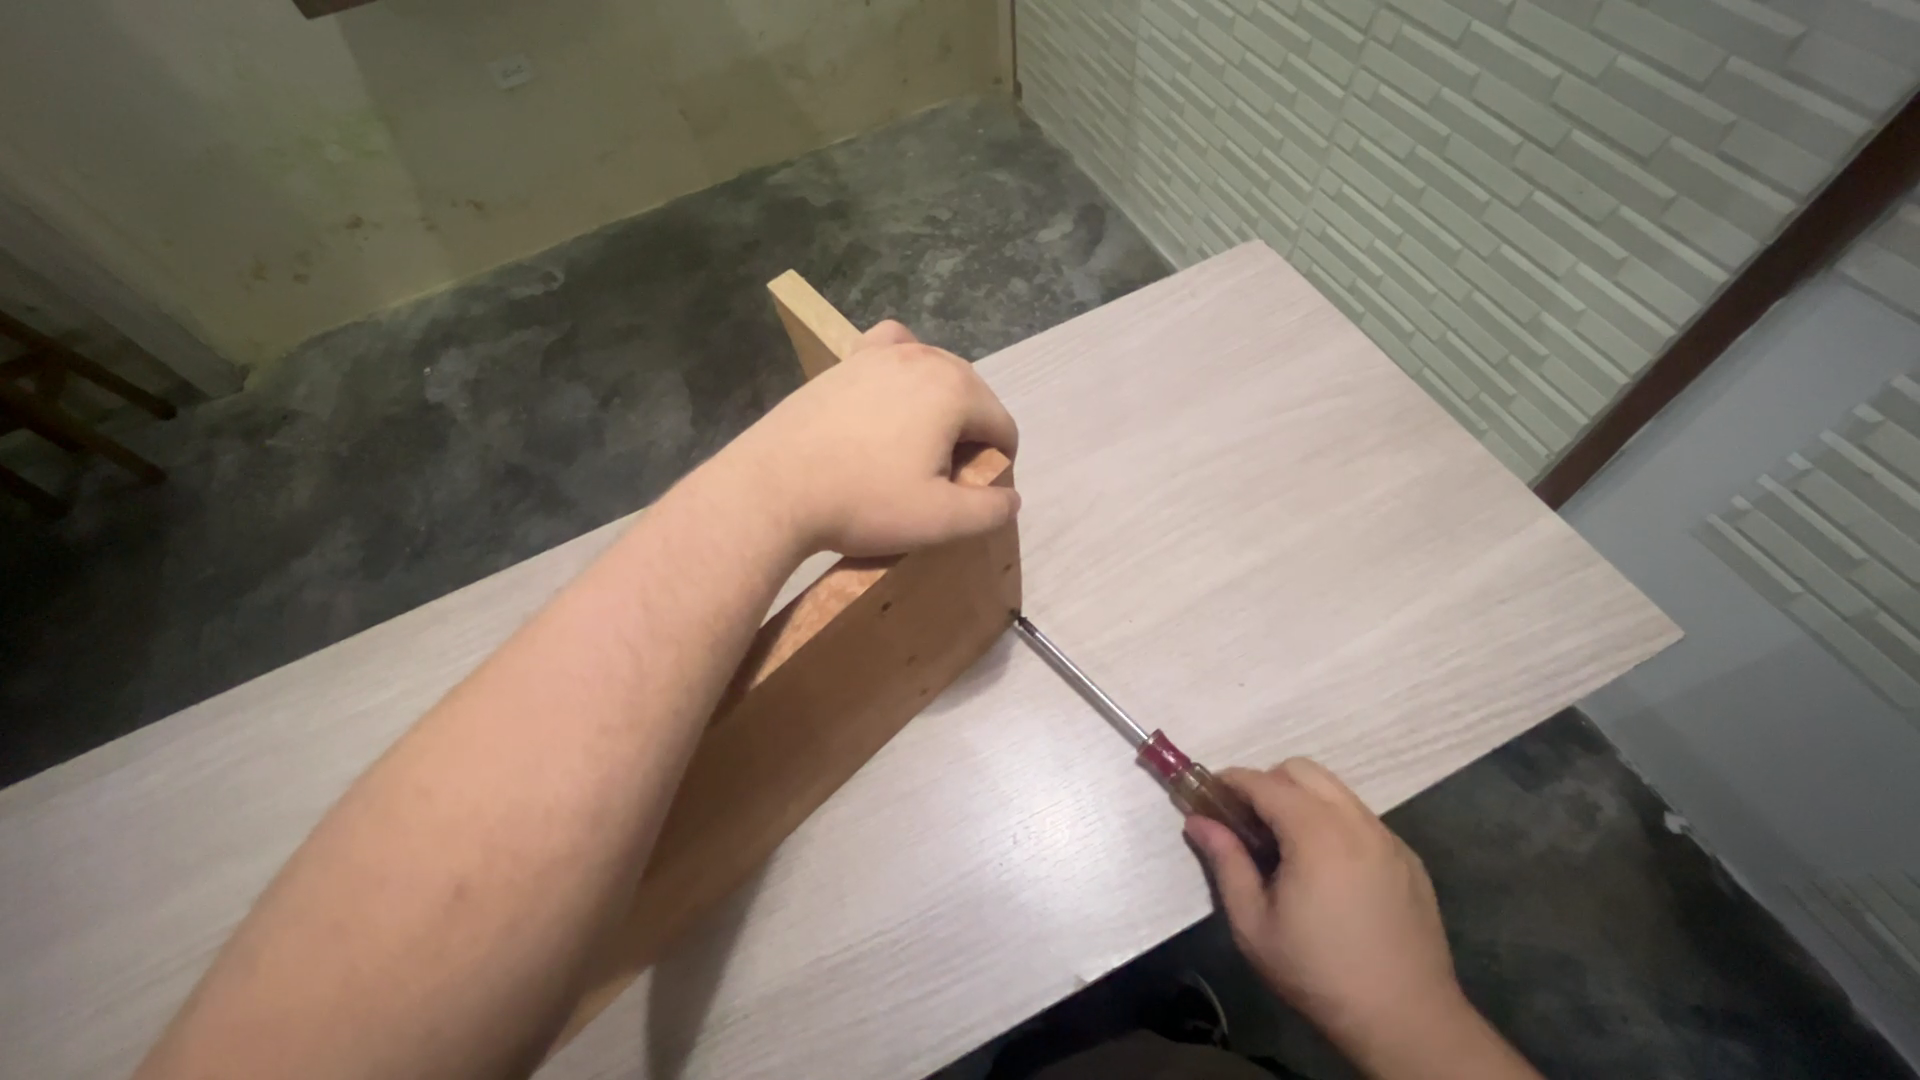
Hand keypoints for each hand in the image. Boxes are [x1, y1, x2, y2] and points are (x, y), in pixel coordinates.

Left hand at [718, 320, 1020, 556]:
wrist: (774, 488)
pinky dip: (901, 370)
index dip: (997, 464)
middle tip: (940, 479)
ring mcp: (879, 353)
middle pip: (972, 396)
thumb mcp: (940, 520)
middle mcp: (924, 356)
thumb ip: (990, 510)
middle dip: (968, 435)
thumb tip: (1011, 497)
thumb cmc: (864, 502)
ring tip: (913, 447)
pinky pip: (890, 351)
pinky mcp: (844, 361)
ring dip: (938, 407)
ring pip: (934, 374)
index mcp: (956, 389)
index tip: (969, 495)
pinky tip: (887, 399)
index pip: (1003, 426)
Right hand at [1186, 759, 1465, 1050]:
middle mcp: (1356, 822)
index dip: (1230, 782)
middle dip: (1267, 782)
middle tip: (1247, 822)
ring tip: (1285, 844)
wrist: (1407, 1020)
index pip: (1264, 782)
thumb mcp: (1253, 924)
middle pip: (1303, 771)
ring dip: (1302, 799)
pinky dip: (1333, 821)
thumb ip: (1225, 862)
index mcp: (1316, 834)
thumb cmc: (1318, 973)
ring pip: (1335, 790)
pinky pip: (1361, 818)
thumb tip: (1197, 821)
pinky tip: (1327, 867)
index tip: (1208, 797)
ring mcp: (1388, 838)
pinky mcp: (1408, 858)